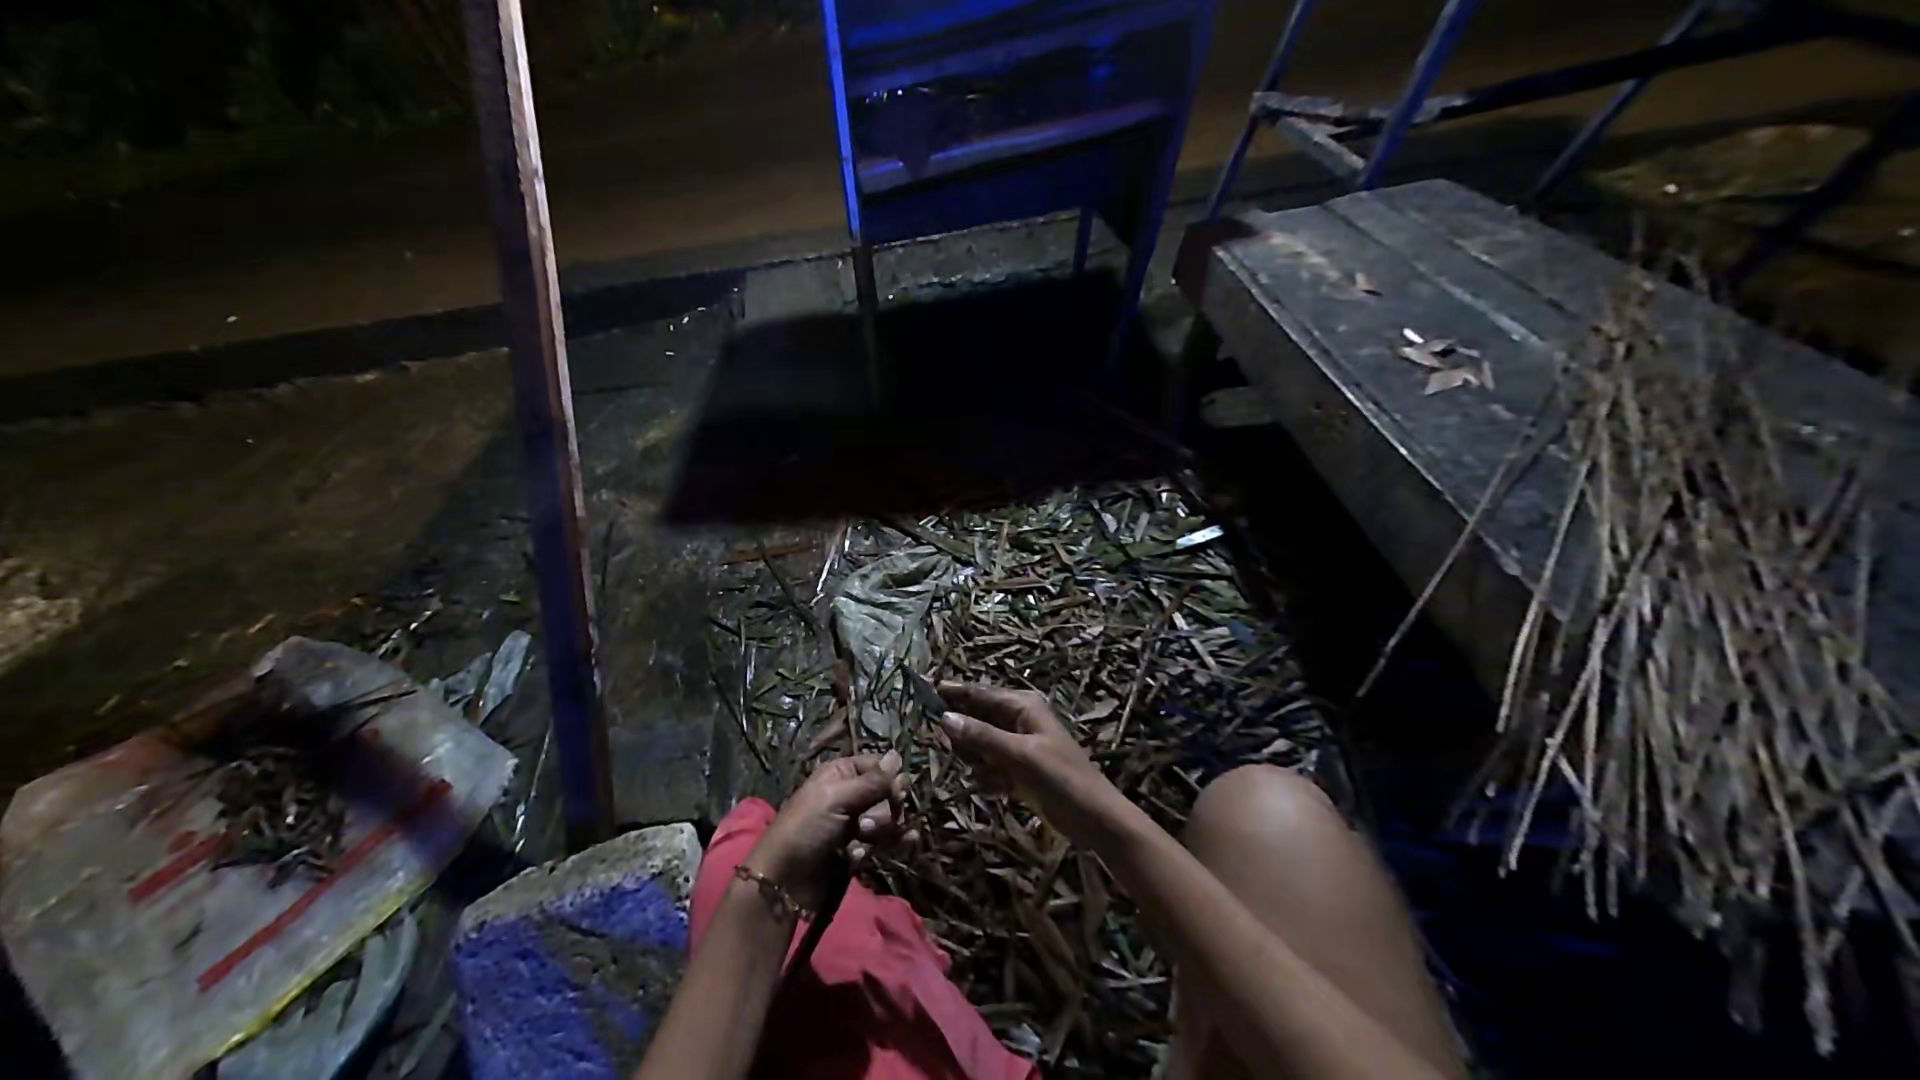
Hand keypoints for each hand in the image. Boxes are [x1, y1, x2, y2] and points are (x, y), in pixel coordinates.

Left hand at [745, 751, 915, 913]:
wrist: (786, 882)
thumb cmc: (806, 829)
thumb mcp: (836, 798)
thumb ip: (873, 781)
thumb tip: (897, 755)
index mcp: (842, 774)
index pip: (881, 766)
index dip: (892, 779)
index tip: (896, 793)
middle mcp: (852, 794)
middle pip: (889, 793)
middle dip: (884, 810)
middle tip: (864, 826)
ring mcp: (857, 822)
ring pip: (889, 818)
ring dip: (883, 830)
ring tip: (862, 844)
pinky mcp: (861, 847)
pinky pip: (887, 839)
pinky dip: (893, 842)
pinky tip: (909, 841)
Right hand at [937, 682, 1117, 840]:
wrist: (1094, 818)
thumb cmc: (1062, 778)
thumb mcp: (1020, 755)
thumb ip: (982, 736)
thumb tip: (945, 718)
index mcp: (1022, 705)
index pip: (979, 692)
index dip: (952, 692)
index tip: (922, 689)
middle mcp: (1018, 719)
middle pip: (975, 718)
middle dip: (965, 736)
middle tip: (964, 754)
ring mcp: (1017, 745)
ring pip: (979, 745)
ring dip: (977, 760)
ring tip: (991, 774)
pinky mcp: (1017, 769)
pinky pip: (988, 766)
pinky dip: (988, 777)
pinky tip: (998, 789)